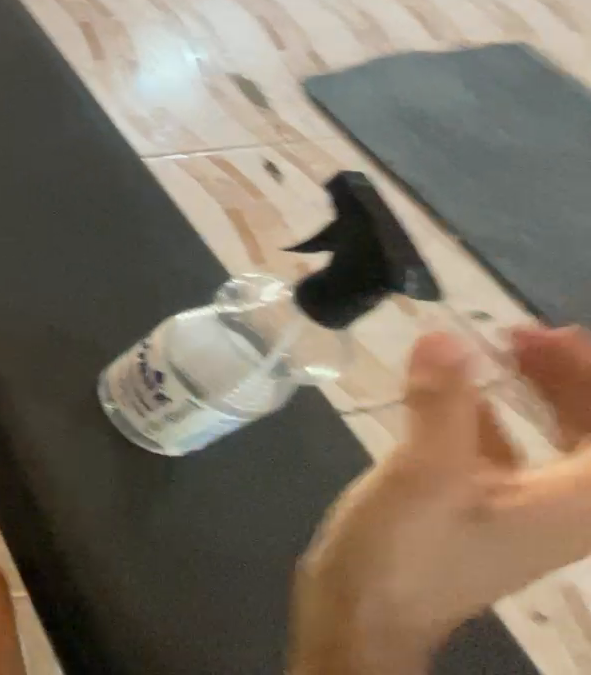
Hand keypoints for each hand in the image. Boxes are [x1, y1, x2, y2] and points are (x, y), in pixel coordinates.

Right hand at [290, 328, 590, 674]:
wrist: (370, 608)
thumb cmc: (409, 547)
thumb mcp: (423, 473)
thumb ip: (440, 405)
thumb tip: (446, 336)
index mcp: (577, 504)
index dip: (590, 379)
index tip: (552, 331)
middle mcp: (569, 508)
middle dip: (570, 382)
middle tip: (521, 331)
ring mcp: (527, 511)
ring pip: (555, 442)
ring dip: (535, 395)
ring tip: (493, 351)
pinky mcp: (484, 510)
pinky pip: (511, 454)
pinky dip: (494, 418)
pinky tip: (455, 397)